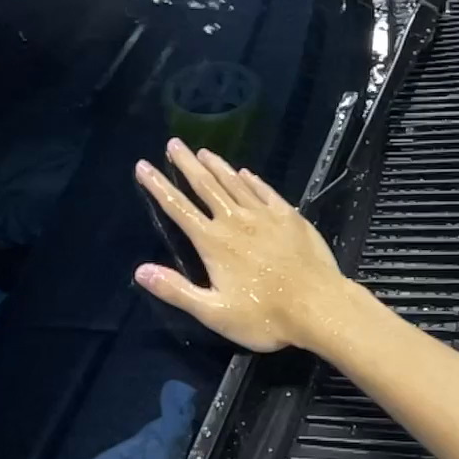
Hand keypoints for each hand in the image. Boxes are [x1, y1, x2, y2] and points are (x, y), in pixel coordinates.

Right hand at [133, 139, 357, 352]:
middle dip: (187, 163)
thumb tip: (141, 269)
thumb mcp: (214, 312)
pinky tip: (245, 172)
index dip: (159, 186)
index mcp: (214, 242)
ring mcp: (264, 214)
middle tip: (174, 143)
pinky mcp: (288, 215)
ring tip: (203, 151)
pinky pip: (264, 191)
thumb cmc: (264, 316)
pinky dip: (252, 179)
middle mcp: (235, 220)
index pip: (179, 208)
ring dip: (216, 165)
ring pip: (234, 183)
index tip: (143, 166)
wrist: (318, 306)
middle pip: (205, 185)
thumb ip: (176, 290)